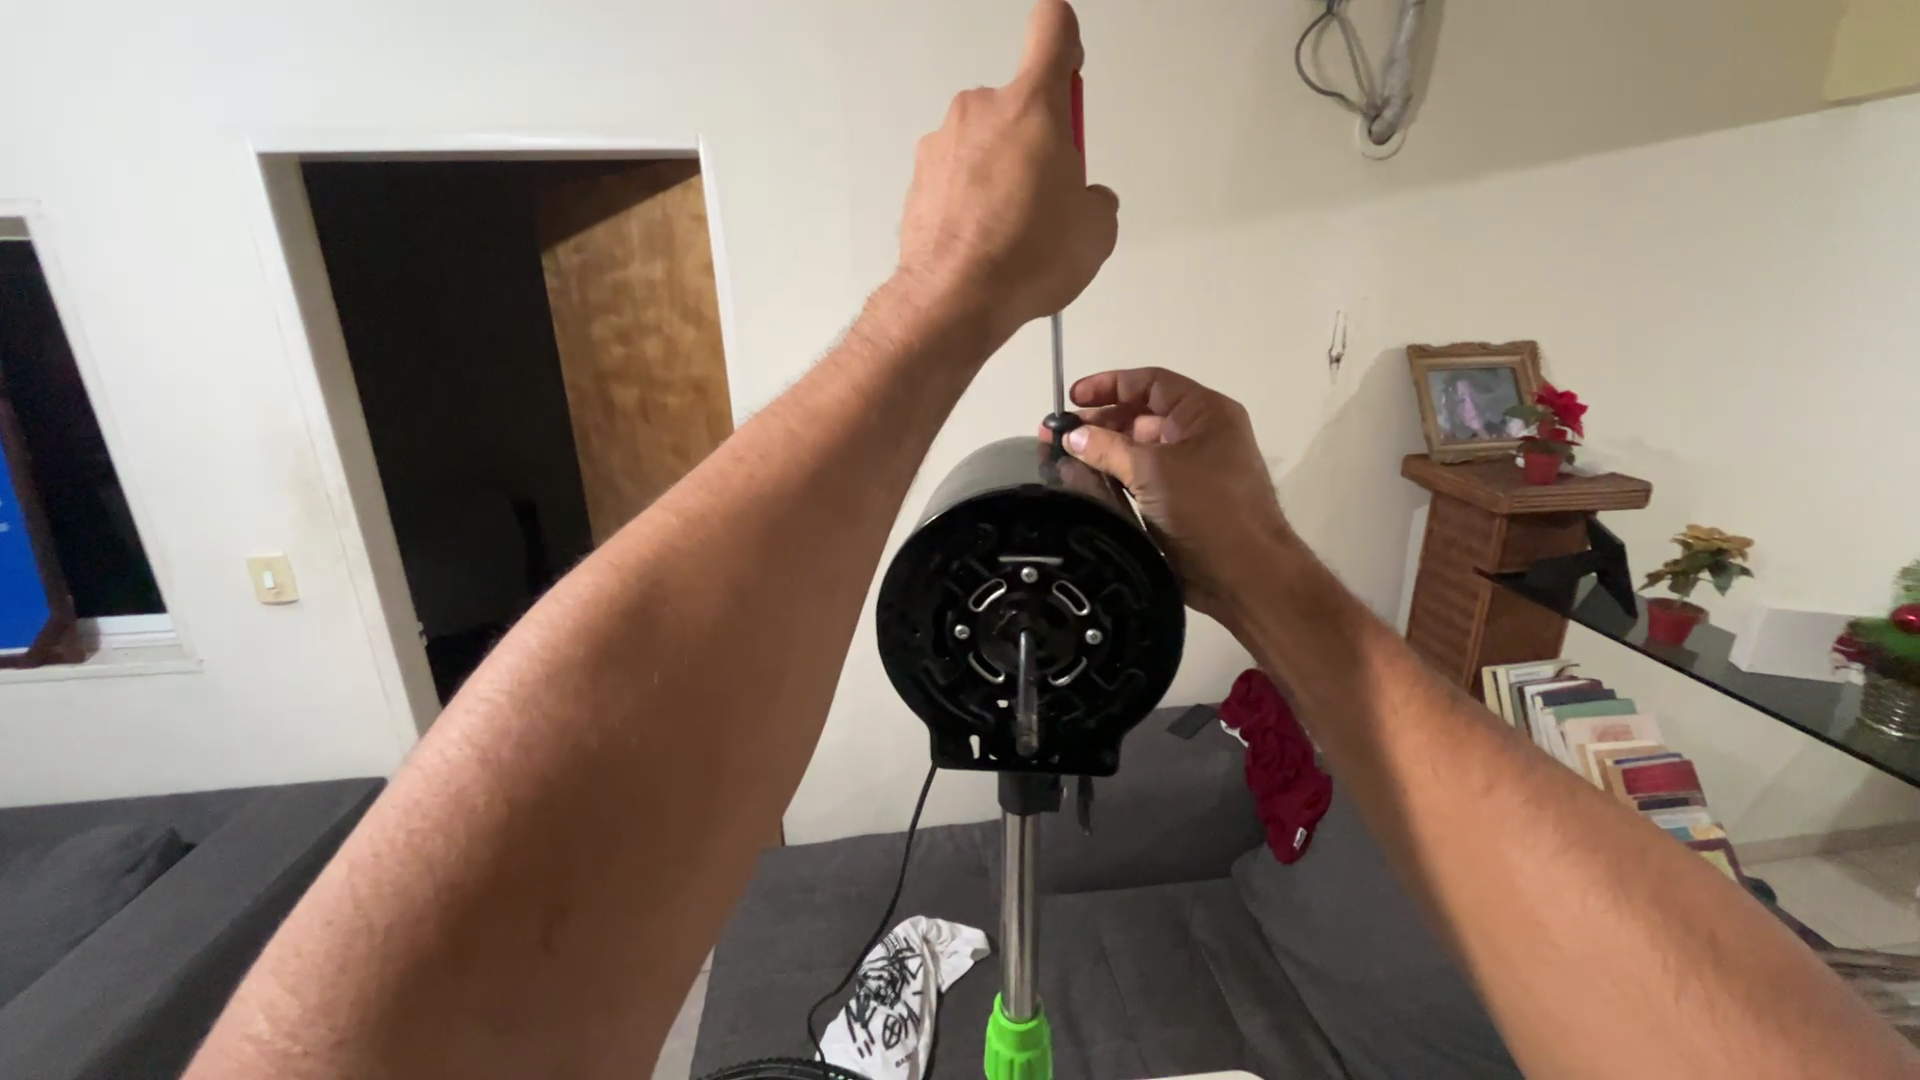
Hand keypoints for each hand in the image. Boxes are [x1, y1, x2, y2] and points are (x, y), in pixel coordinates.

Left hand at [896, 1, 1118, 338]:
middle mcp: (979, 111)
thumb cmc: (1020, 257)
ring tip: (1014, 232)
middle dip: (1035, 144)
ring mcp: (941, 145)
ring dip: (1000, 176)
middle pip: (1017, 106)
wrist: (955, 298)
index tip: (1069, 60)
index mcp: (1032, 106)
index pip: (1052, 32)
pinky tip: (984, 243)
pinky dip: (970, 203)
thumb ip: (1096, 201)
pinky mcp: (918, 182)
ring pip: (982, 147)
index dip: (1065, 43)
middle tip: (1048, 194)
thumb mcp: (1095, 231)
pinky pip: (954, 180)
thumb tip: (1087, 205)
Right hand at [1041, 368, 1296, 627]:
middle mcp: (1200, 436)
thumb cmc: (1208, 510)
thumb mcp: (1152, 471)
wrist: (1247, 577)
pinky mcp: (1181, 504)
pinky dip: (1115, 479)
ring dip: (1103, 453)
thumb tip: (1071, 435)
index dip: (1109, 385)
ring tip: (1060, 460)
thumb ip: (1107, 448)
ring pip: (1139, 451)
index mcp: (1205, 414)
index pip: (1151, 383)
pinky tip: (1084, 486)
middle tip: (1055, 436)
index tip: (1071, 399)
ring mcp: (1192, 471)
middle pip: (1142, 415)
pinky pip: (1142, 481)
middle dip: (1098, 422)